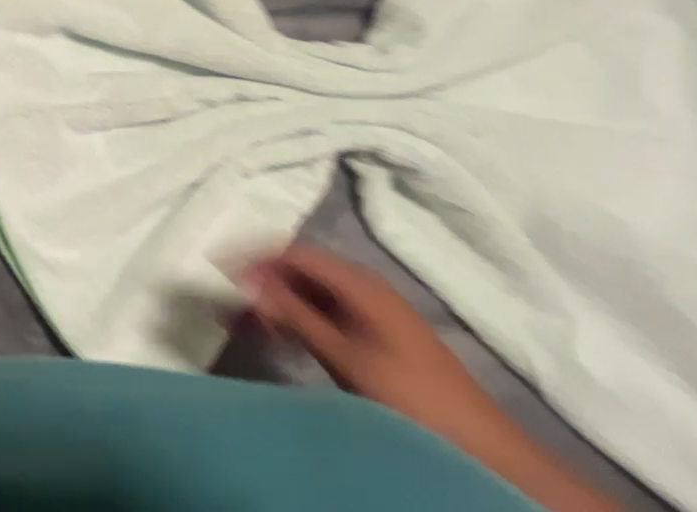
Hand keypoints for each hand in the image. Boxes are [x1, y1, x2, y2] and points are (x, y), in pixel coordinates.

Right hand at [237, 247, 511, 451]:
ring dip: (274, 302)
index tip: (218, 267)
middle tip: (224, 300)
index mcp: (359, 283)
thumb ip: (294, 314)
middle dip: (260, 280)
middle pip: (300, 270)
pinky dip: (293, 318)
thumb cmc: (408, 392)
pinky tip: (274, 335)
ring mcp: (369, 312)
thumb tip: (247, 279)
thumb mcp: (344, 354)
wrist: (478, 444)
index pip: (295, 251)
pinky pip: (321, 312)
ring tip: (240, 320)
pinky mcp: (371, 334)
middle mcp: (363, 288)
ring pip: (308, 292)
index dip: (255, 254)